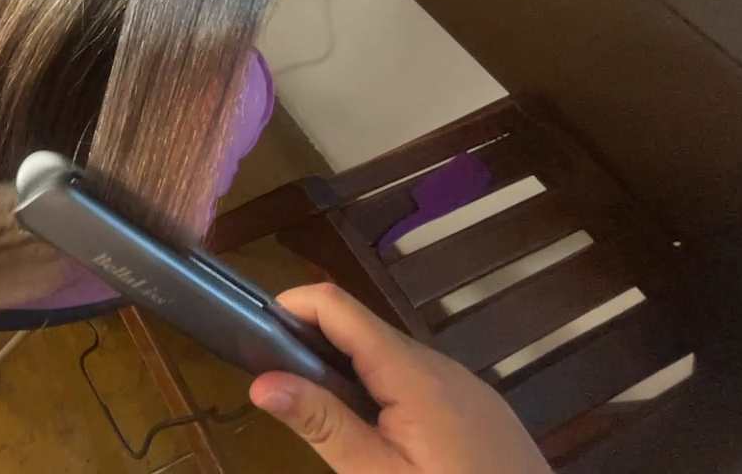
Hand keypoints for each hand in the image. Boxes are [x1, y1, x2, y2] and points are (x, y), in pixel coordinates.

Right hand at [250, 284, 549, 473]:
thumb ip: (322, 424)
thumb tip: (257, 382)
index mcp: (414, 373)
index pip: (334, 302)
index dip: (289, 307)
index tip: (260, 340)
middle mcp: (441, 365)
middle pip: (357, 327)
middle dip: (313, 347)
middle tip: (292, 396)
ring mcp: (469, 388)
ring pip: (386, 354)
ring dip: (347, 372)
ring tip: (338, 425)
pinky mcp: (484, 411)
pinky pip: (417, 379)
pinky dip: (383, 390)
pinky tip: (388, 439)